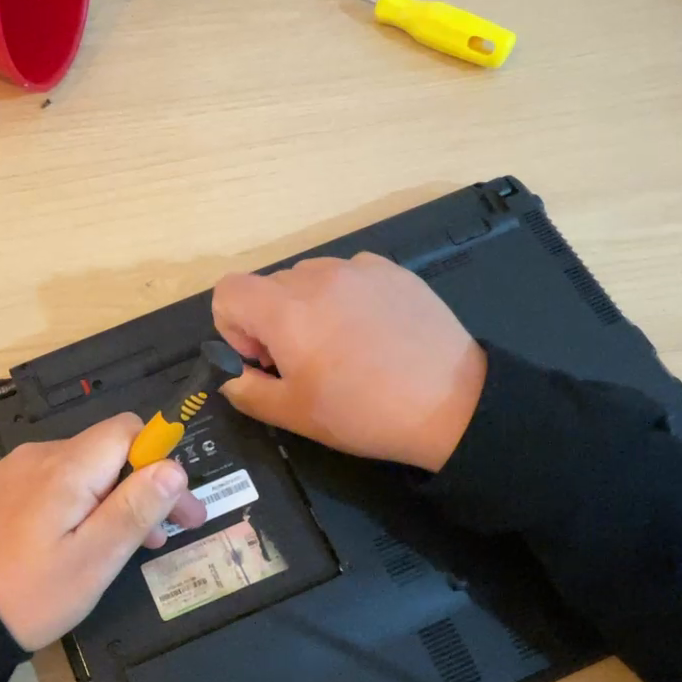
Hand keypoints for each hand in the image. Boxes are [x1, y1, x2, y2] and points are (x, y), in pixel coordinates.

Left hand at [0, 414, 207, 650]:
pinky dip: (85, 502)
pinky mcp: (4, 489)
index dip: (161, 460)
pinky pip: (58, 481)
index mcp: (65, 467)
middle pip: (109, 450)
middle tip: (170, 533)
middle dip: (146, 485)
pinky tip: (89, 539)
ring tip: (135, 544)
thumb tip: (173, 467)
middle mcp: (40, 455)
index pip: (128, 429)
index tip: (180, 506)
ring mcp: (18, 470)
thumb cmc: (31, 593)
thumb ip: (134, 509)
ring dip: (117, 497)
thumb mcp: (93, 560)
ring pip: (85, 468)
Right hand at [211, 253, 486, 471]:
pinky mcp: (392, 270)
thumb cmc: (363, 412)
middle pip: (267, 287)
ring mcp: (358, 268)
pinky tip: (371, 333)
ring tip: (341, 347)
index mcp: (285, 309)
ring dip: (307, 308)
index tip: (263, 359)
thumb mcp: (291, 414)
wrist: (453, 404)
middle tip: (303, 363)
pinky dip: (344, 299)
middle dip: (271, 322)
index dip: (232, 327)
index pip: (227, 292)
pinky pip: (348, 276)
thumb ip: (244, 390)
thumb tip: (233, 373)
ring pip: (307, 279)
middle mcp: (317, 276)